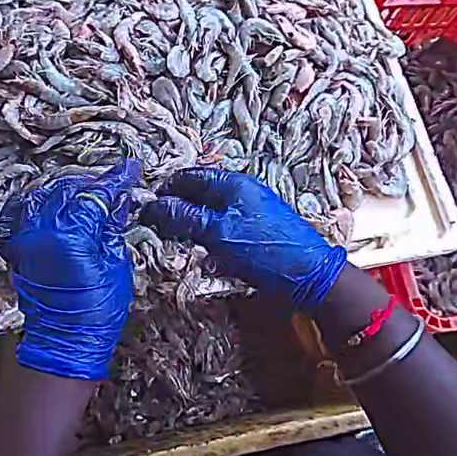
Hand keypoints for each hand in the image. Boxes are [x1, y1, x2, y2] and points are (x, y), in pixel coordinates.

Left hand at [0, 159, 139, 380]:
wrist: (65, 344)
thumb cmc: (95, 314)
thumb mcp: (115, 267)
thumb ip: (112, 228)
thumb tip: (118, 201)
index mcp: (71, 234)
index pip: (95, 194)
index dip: (115, 179)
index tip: (129, 170)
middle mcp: (42, 230)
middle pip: (67, 189)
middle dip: (91, 184)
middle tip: (111, 187)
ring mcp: (24, 238)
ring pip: (42, 195)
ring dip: (64, 190)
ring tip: (84, 194)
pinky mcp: (16, 249)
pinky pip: (18, 215)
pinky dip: (33, 204)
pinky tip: (47, 204)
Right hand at [140, 168, 346, 311]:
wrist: (311, 278)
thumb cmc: (265, 250)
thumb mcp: (219, 232)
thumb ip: (184, 217)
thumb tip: (152, 206)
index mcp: (232, 183)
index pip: (188, 177)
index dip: (165, 190)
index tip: (144, 208)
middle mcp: (240, 192)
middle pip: (196, 195)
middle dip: (175, 210)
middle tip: (154, 229)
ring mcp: (248, 213)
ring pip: (207, 214)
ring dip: (188, 227)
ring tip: (171, 242)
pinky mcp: (252, 233)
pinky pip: (219, 229)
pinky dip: (205, 238)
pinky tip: (197, 252)